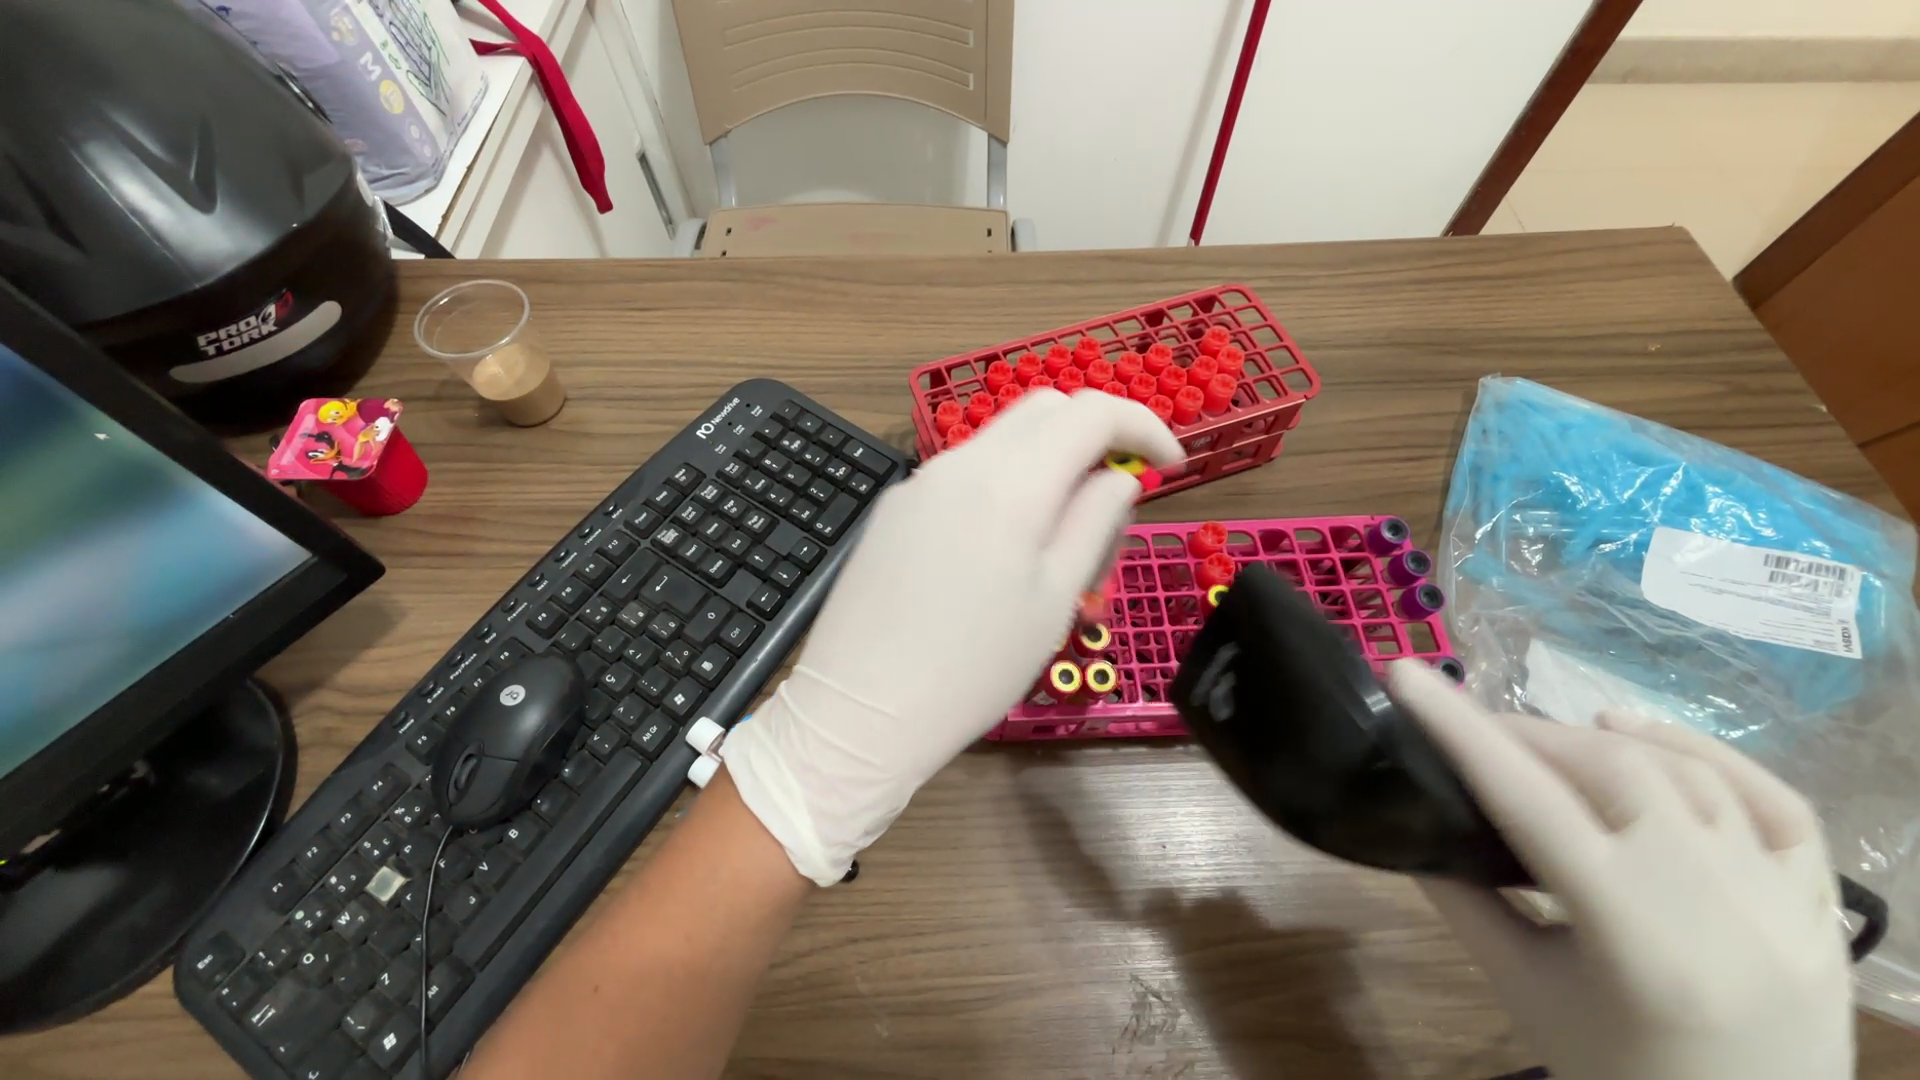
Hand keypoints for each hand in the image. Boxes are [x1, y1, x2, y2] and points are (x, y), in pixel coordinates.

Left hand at [723, 390, 1183, 884]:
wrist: (859, 711)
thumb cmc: (973, 669)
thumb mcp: (1054, 600)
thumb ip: (1094, 522)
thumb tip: (1118, 477)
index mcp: (1009, 483)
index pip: (1091, 412)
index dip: (1143, 426)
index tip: (1169, 466)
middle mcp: (959, 464)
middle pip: (1044, 411)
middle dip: (1094, 438)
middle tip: (1112, 505)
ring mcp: (917, 483)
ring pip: (1001, 443)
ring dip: (1047, 468)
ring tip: (1055, 548)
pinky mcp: (892, 510)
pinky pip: (962, 476)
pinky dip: (1001, 489)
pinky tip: (997, 556)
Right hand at [1386, 660, 1852, 1079]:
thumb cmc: (1615, 1069)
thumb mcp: (1519, 986)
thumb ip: (1460, 898)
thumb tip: (1408, 820)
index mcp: (1632, 934)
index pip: (1529, 800)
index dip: (1459, 729)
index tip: (1405, 674)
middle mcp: (1718, 903)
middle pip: (1609, 770)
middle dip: (1525, 734)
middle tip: (1469, 731)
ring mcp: (1782, 898)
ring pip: (1682, 772)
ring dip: (1596, 740)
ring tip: (1540, 738)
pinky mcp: (1818, 900)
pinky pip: (1773, 798)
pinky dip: (1701, 751)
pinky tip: (1640, 734)